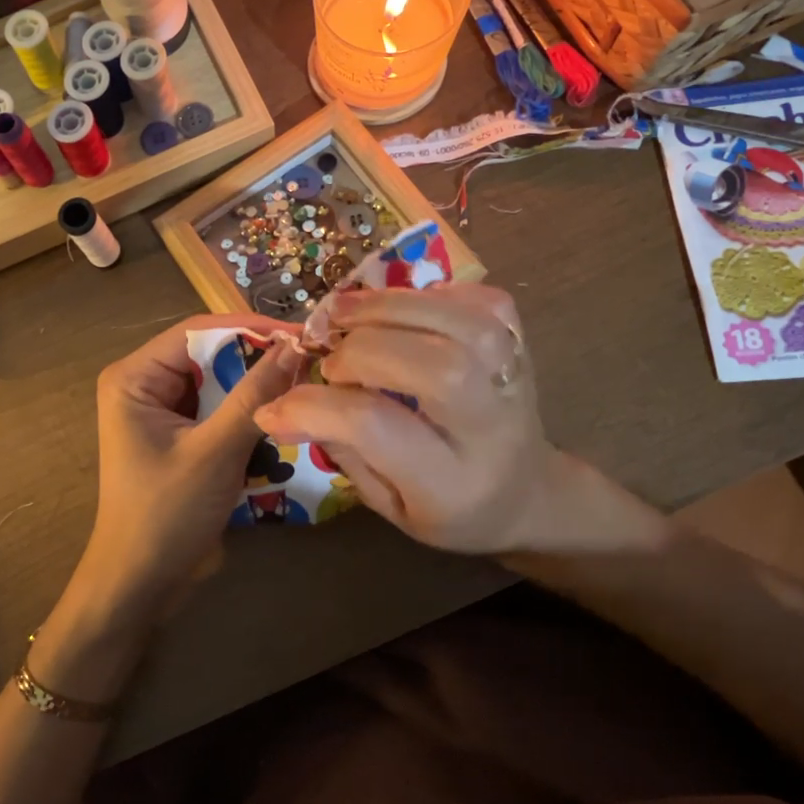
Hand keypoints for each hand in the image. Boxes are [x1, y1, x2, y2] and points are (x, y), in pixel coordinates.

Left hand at [80, 314, 301, 616]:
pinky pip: (219, 414)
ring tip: (306, 387)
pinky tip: (284, 421)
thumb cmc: (166, 514)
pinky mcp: (180, 440)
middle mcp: (143, 385)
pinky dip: (247, 417)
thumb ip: (255, 396)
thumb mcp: (215, 451)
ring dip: (256, 391)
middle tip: (312, 362)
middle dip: (256, 361)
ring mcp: (162, 414)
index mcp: (133, 378)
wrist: (140, 584)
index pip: (196, 332)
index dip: (249, 328)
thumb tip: (296, 346)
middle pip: (209, 356)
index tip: (302, 333)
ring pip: (218, 385)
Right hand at [253, 284, 650, 554]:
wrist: (528, 495)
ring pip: (461, 324)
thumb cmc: (448, 509)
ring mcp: (514, 380)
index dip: (314, 407)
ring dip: (390, 306)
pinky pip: (482, 301)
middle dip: (361, 351)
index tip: (275, 410)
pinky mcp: (522, 346)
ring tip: (344, 311)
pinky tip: (401, 307)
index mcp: (450, 484)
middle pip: (432, 367)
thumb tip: (286, 406)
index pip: (376, 427)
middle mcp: (490, 428)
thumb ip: (343, 452)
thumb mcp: (388, 505)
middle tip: (329, 359)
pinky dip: (435, 294)